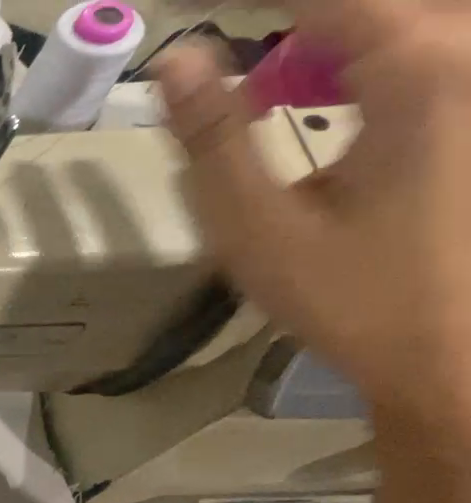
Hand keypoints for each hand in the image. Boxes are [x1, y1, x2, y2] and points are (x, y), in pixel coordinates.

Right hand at [157, 5, 470, 431]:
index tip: (189, 11)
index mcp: (423, 70)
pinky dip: (363, 61)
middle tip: (217, 51)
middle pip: (366, 12)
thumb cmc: (352, 296)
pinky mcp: (470, 102)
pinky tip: (324, 90)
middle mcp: (469, 53)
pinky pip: (426, 50)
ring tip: (267, 74)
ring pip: (400, 31)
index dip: (246, 2)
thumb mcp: (257, 225)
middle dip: (292, 27)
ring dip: (329, 48)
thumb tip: (178, 59)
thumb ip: (214, 136)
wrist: (458, 349)